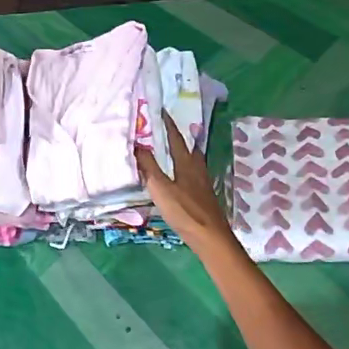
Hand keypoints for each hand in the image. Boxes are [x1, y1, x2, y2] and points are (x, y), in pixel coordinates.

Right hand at [134, 111, 236, 252]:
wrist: (211, 238)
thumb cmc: (185, 212)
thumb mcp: (161, 189)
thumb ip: (149, 167)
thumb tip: (137, 144)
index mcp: (186, 164)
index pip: (175, 138)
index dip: (167, 124)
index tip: (160, 110)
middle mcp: (197, 169)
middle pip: (187, 147)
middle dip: (176, 136)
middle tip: (164, 128)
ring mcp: (202, 182)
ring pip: (190, 160)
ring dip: (180, 151)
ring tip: (169, 148)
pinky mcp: (203, 195)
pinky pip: (191, 172)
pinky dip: (182, 167)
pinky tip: (178, 175)